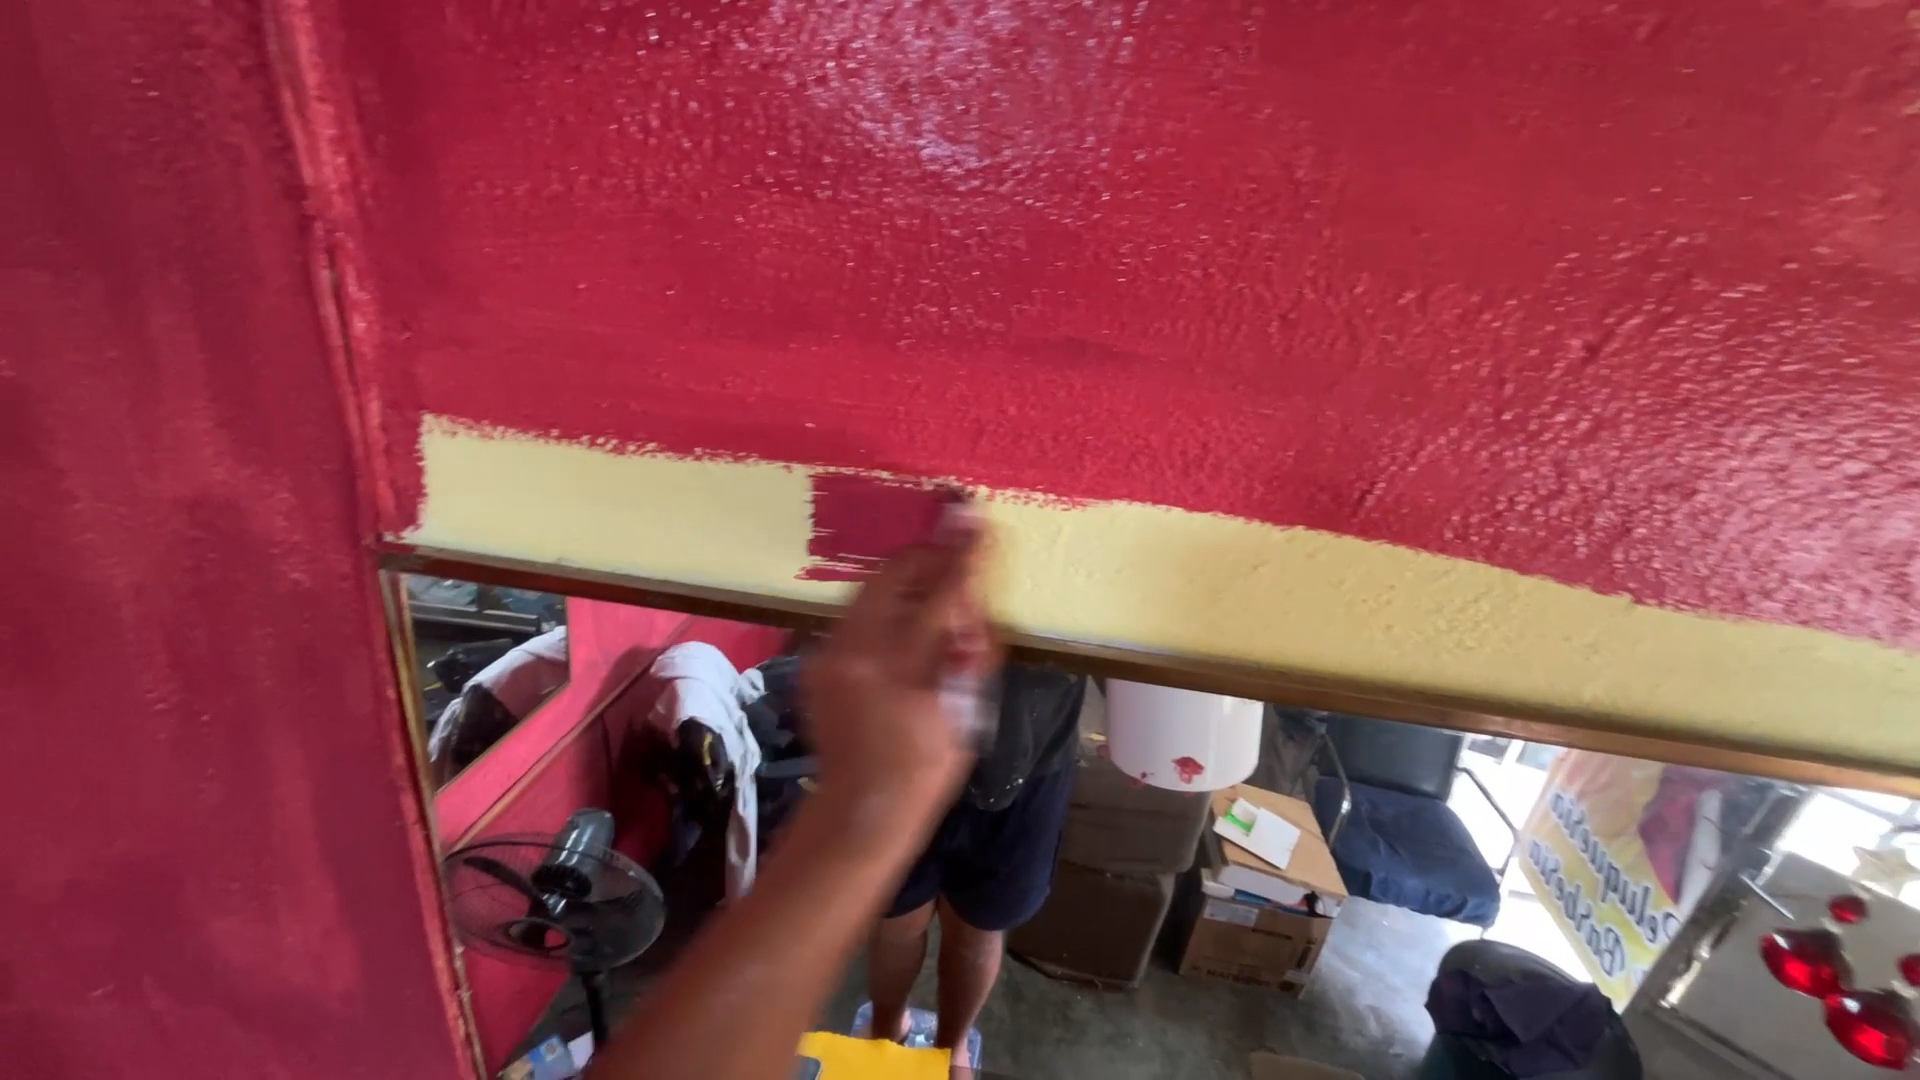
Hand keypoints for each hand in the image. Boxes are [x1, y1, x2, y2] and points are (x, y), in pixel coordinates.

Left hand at [802, 508, 995, 835]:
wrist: (861, 809)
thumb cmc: (927, 764)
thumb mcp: (965, 708)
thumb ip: (970, 644)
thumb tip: (972, 590)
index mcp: (903, 668)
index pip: (939, 589)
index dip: (959, 551)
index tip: (970, 513)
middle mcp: (856, 651)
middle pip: (896, 575)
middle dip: (930, 568)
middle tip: (954, 589)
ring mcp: (828, 654)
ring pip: (874, 591)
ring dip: (907, 591)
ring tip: (928, 623)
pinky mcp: (814, 661)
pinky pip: (855, 617)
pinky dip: (883, 616)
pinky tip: (898, 643)